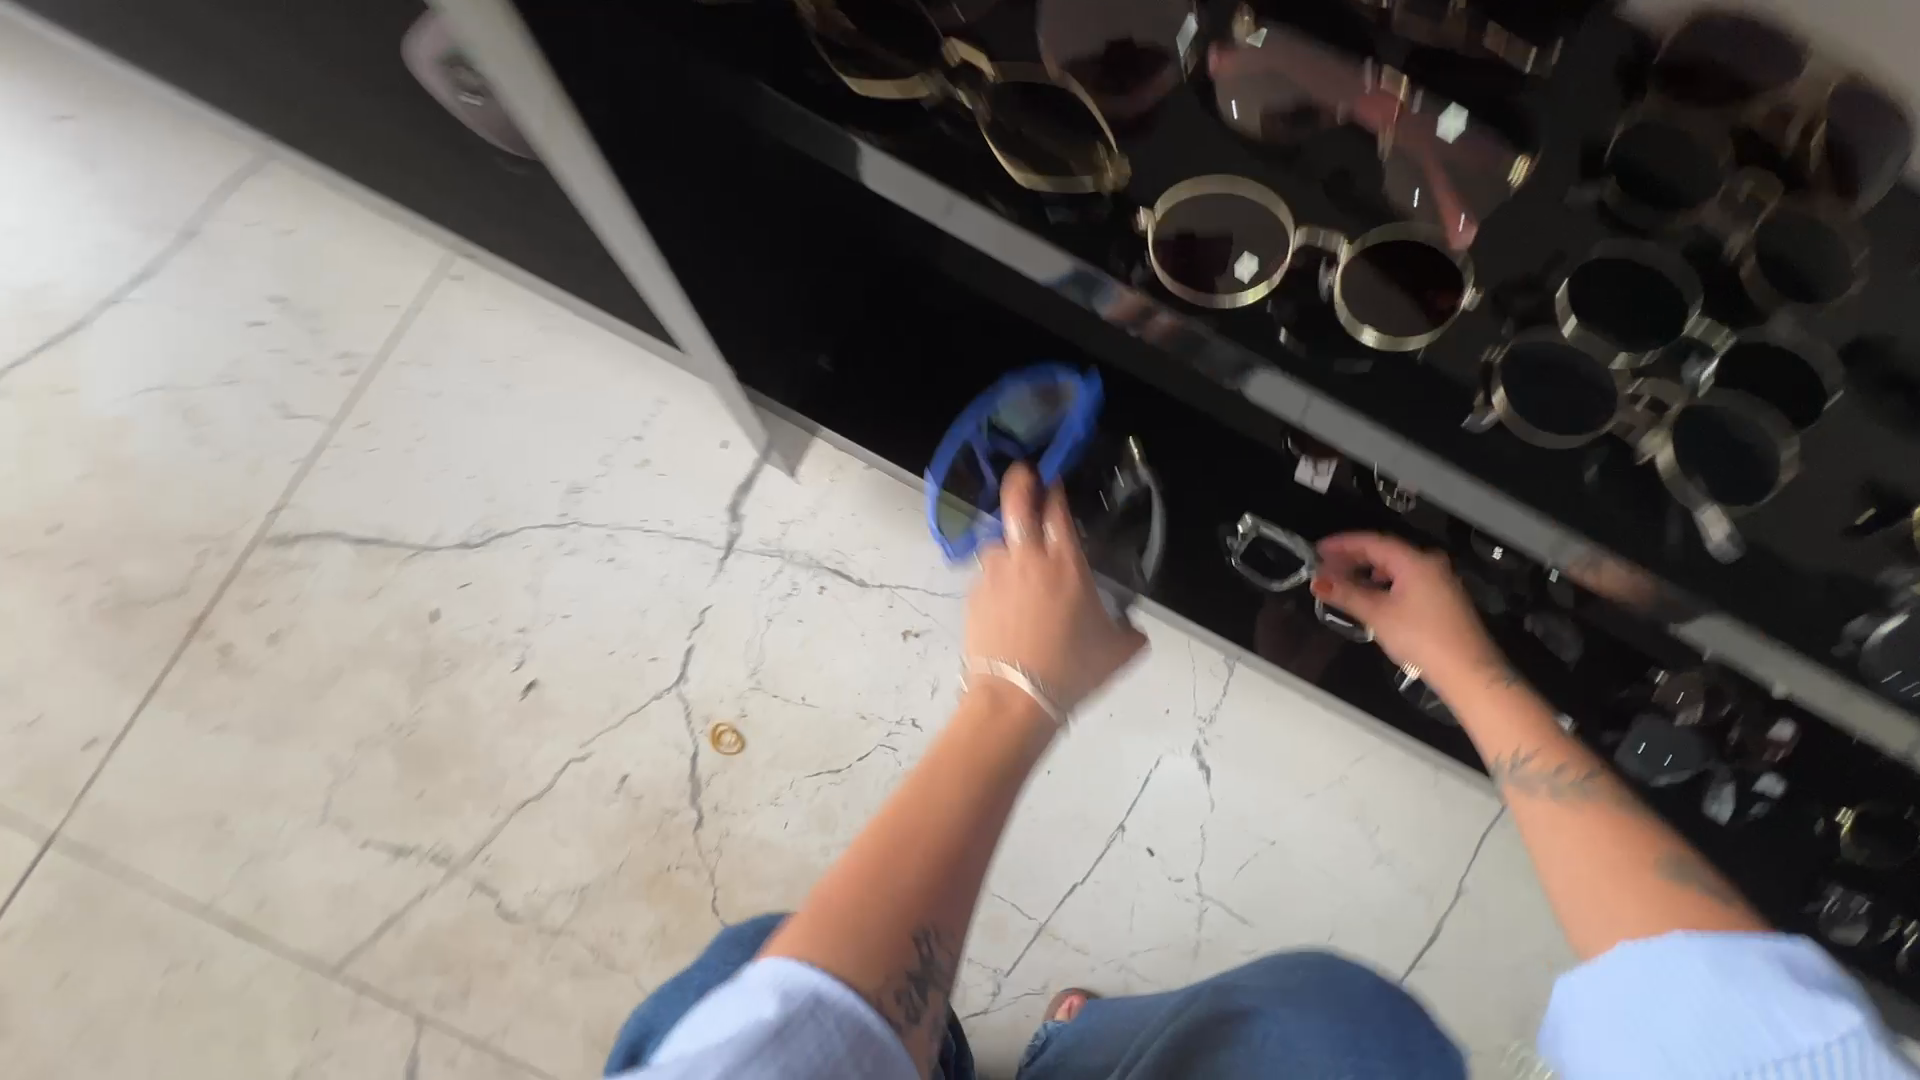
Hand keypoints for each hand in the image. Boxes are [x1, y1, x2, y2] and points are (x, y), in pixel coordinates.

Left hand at [964, 464, 1148, 715]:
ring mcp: (995, 575)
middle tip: (1023, 474)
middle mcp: (1027, 560)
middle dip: (1020, 482)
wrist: (1014, 697)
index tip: (1054, 483)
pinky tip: (1004, 599)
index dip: (1055, 491)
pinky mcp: (974, 596)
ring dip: (1008, 544)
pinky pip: (986, 576)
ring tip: (1016, 559)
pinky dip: (996, 579)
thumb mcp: (1117, 651)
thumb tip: (1133, 631)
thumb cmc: (1070, 670)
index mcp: (1066, 564)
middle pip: (1017, 504)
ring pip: (998, 543)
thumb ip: (1129, 633)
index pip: (1057, 511)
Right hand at [1310, 532, 1504, 689]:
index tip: (1318, 550)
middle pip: (1384, 552)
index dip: (1342, 544)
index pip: (1372, 542)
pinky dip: (1382, 583)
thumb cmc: (1421, 638)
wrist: (1467, 671)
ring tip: (1342, 583)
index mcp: (1415, 562)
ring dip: (1366, 572)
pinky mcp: (1441, 598)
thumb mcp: (1377, 614)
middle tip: (1325, 568)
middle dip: (1352, 559)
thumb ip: (1345, 594)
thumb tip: (1318, 582)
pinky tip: (1369, 596)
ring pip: (1394, 567)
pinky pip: (1404, 580)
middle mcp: (1429, 565)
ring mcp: (1438, 581)